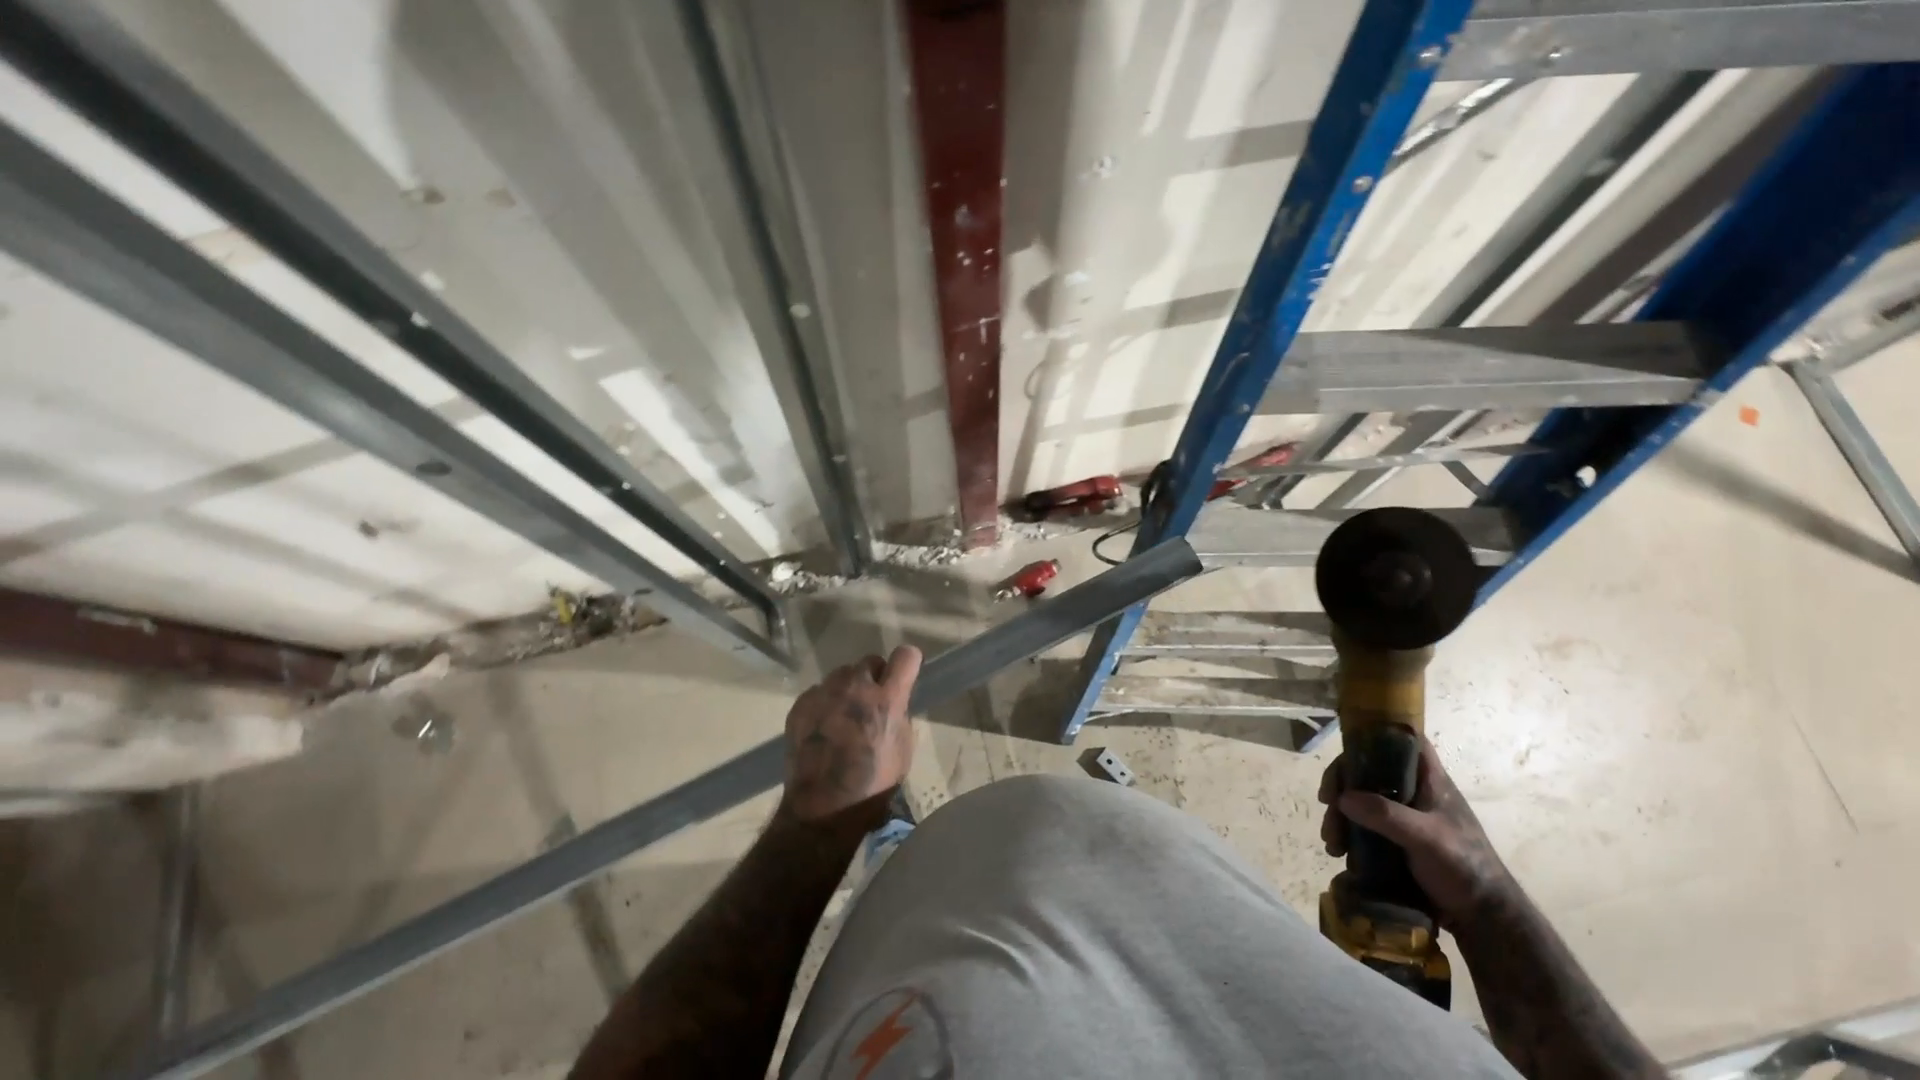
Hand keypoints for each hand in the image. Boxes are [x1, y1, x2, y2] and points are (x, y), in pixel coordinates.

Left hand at [781, 645, 921, 825]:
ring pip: (841, 675)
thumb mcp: (903, 749)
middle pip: (869, 662)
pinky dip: (823, 704)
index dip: (907, 663)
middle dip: (874, 677)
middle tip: (871, 703)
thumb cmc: (873, 784)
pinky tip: (823, 730)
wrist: (823, 806)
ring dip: (847, 689)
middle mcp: (855, 687)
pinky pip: (818, 692)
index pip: (905, 656)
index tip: (903, 676)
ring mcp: (824, 693)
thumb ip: (899, 715)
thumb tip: (893, 702)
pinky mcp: (801, 705)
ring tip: (843, 717)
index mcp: (887, 699)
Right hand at [1317, 735, 1516, 926]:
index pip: (1402, 742)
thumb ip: (1386, 816)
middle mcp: (1414, 793)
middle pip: (1369, 772)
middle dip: (1343, 789)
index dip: (1374, 738)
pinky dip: (1347, 836)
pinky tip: (1340, 853)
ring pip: (1361, 802)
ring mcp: (1403, 818)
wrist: (1481, 916)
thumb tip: (1343, 798)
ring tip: (1333, 845)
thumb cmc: (1464, 867)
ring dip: (1340, 818)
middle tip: (1328, 809)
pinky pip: (1362, 828)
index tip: (1346, 757)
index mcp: (1430, 781)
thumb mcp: (1427, 837)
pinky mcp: (1395, 841)